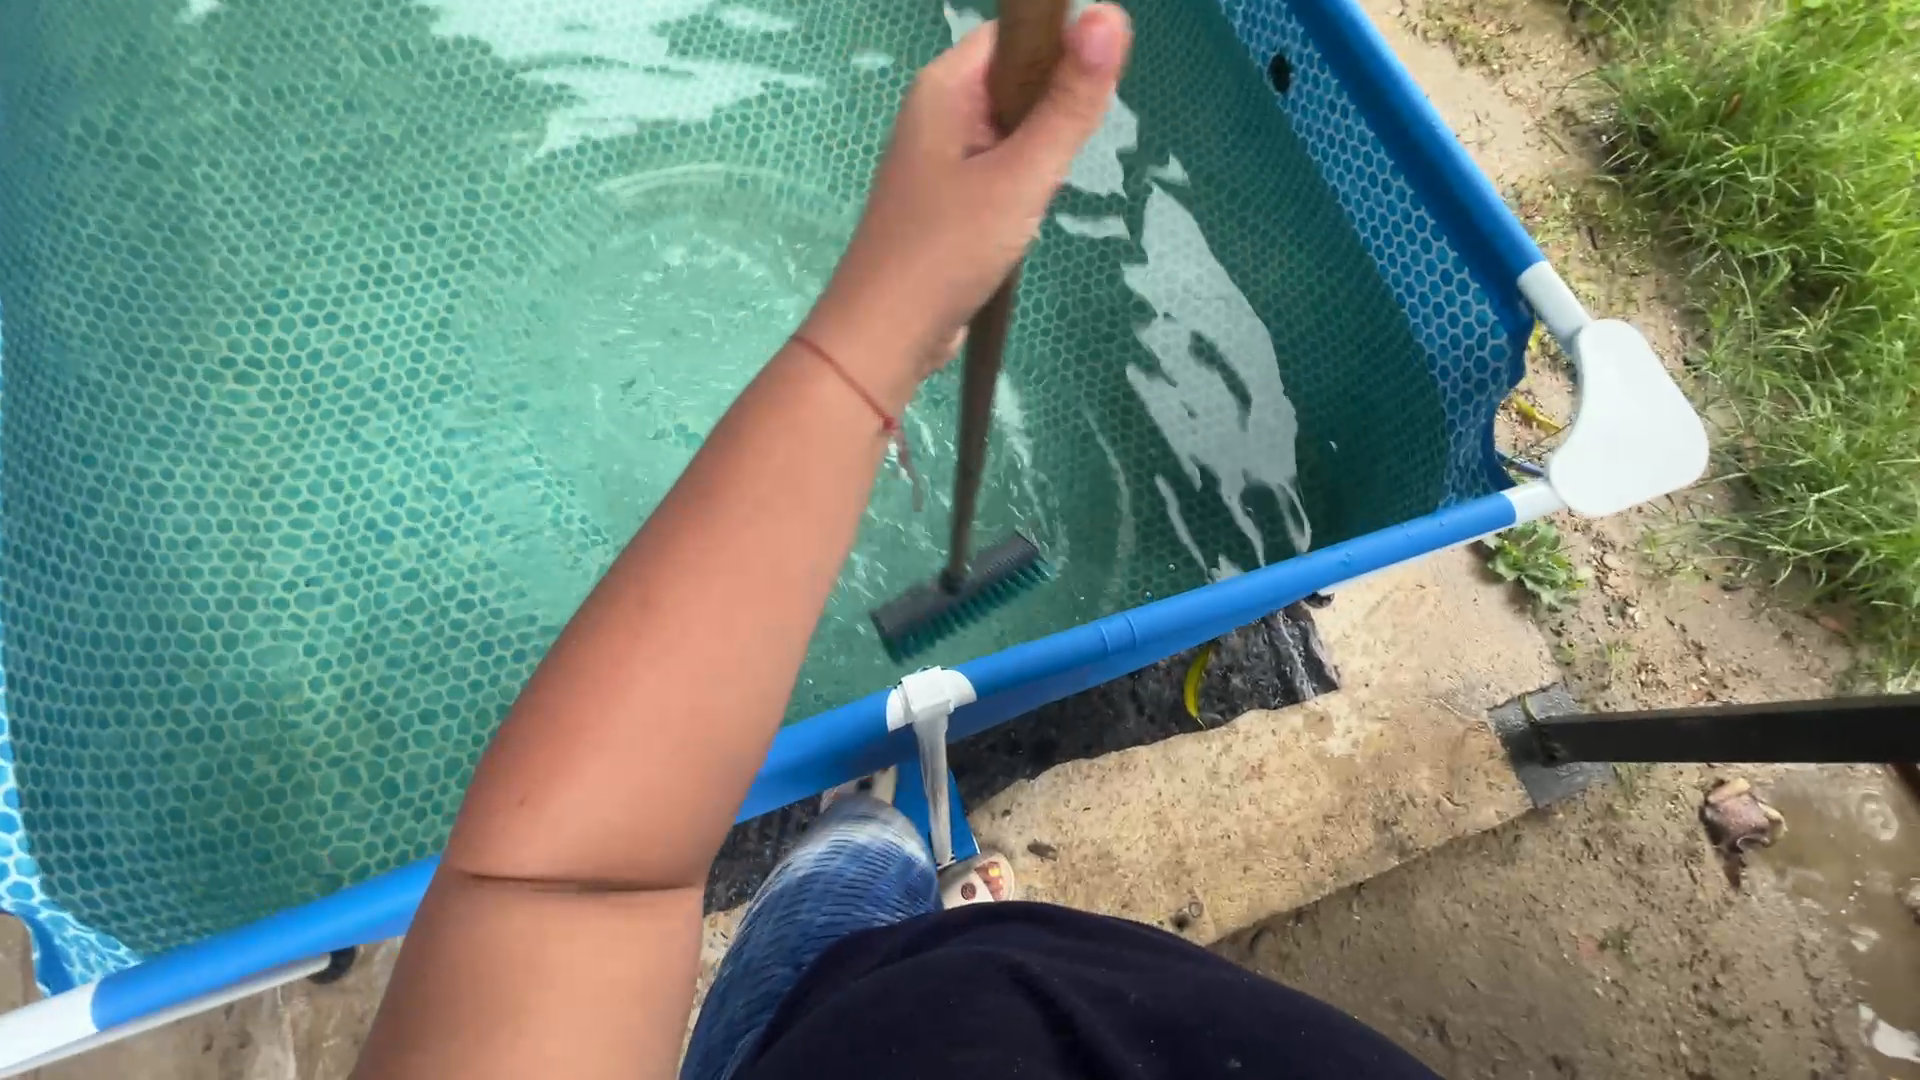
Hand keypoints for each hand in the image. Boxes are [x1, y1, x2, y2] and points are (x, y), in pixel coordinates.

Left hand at [800, 4, 1133, 410]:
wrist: (887, 334)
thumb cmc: (948, 250)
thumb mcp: (1021, 176)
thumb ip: (1068, 104)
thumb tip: (1111, 12)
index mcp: (944, 88)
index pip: (1016, 36)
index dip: (1058, 58)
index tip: (1079, 107)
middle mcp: (935, 116)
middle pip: (1016, 90)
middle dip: (1047, 126)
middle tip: (1047, 174)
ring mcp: (936, 164)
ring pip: (1009, 143)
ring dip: (1033, 170)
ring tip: (1025, 210)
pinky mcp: (943, 208)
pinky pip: (994, 183)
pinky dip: (1014, 202)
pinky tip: (1013, 234)